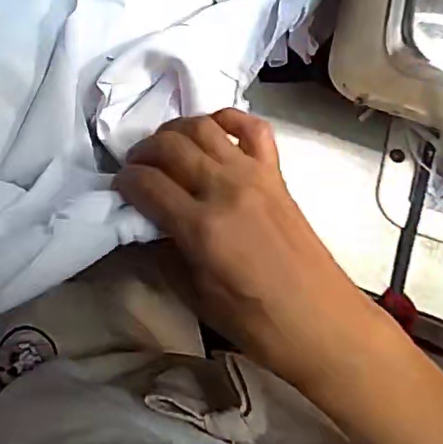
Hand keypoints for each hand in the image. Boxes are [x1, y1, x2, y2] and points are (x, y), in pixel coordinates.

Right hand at [114, 109, 387, 390]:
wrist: (324, 324)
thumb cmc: (256, 322)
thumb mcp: (194, 296)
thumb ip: (163, 251)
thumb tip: (142, 221)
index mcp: (202, 227)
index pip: (147, 183)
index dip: (125, 181)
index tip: (119, 188)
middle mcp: (225, 189)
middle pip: (169, 146)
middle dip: (142, 152)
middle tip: (136, 168)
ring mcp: (254, 176)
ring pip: (202, 126)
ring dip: (174, 130)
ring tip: (165, 147)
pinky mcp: (276, 174)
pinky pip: (252, 128)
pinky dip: (228, 119)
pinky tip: (214, 129)